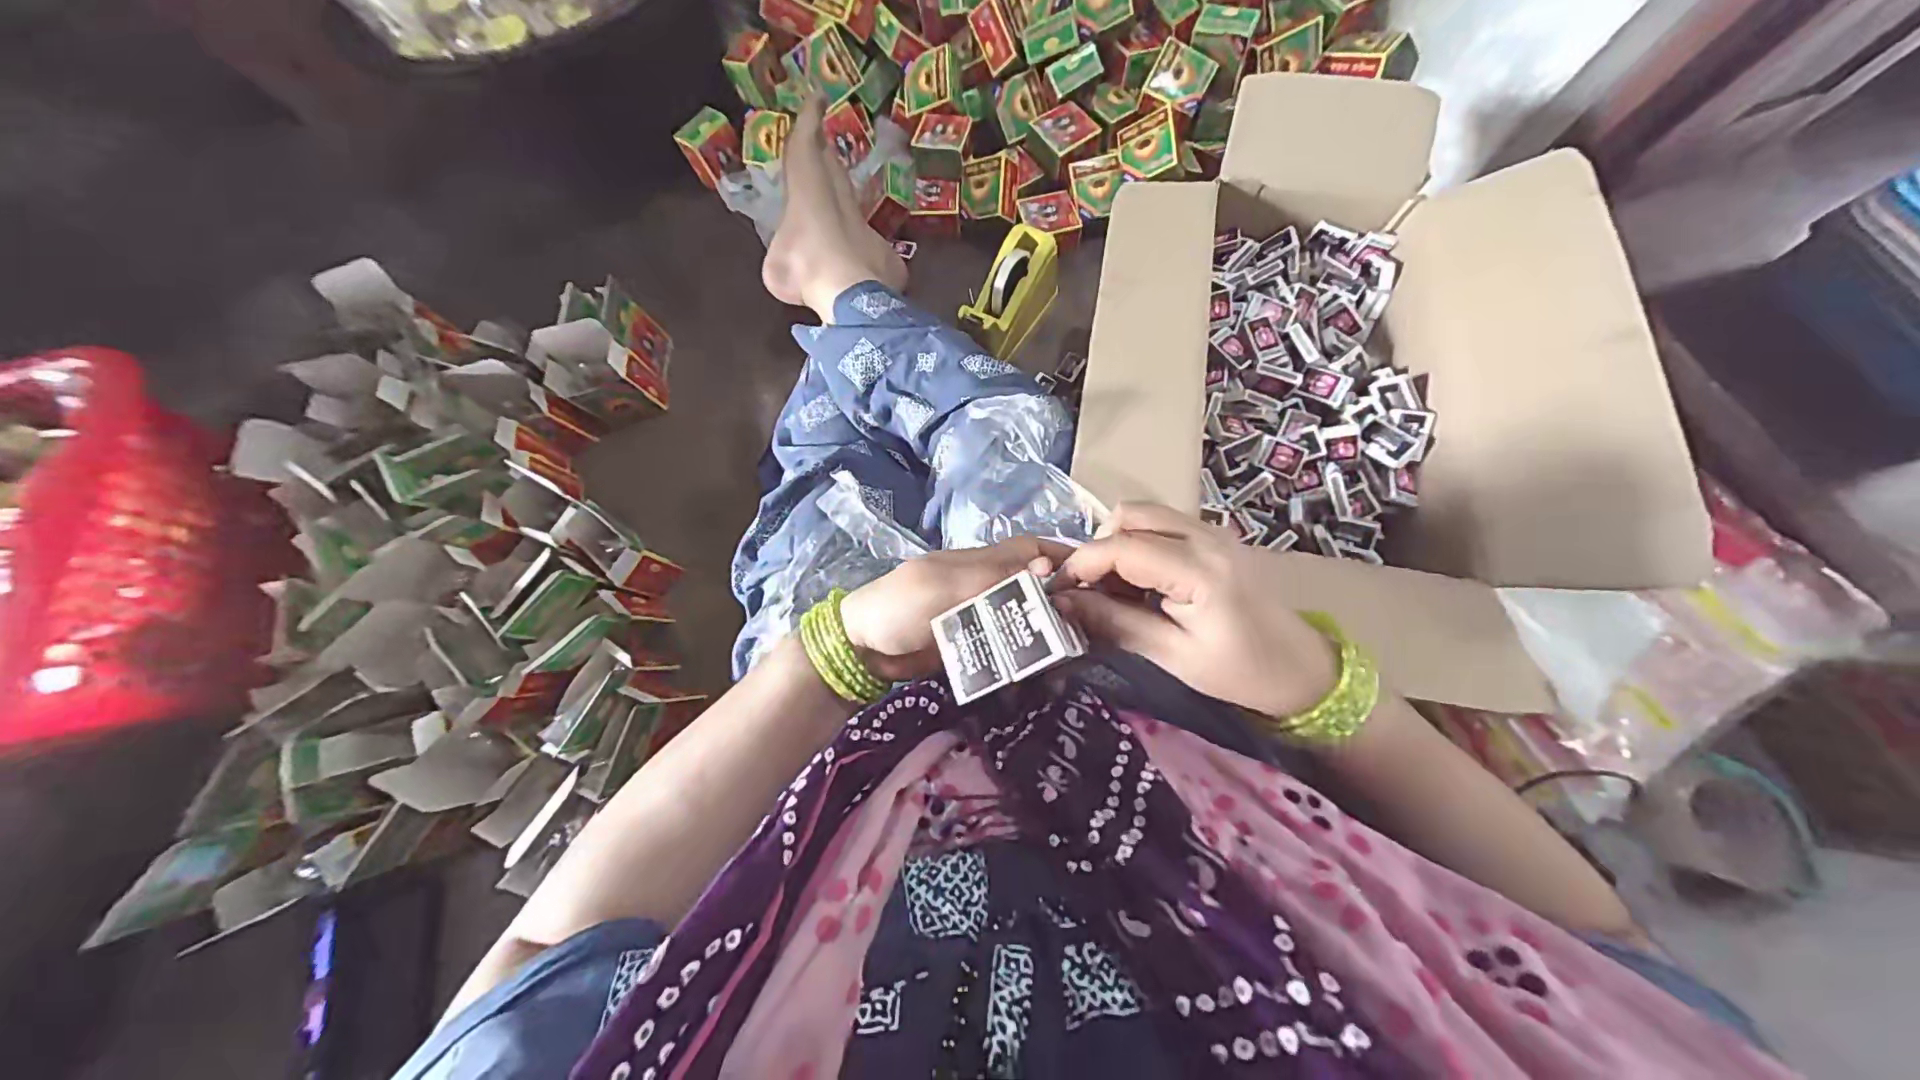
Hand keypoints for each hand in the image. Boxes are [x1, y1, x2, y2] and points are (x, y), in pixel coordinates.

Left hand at [840, 537, 1070, 680]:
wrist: (860, 649)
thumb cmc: (900, 606)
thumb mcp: (945, 586)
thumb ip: (994, 578)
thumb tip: (1047, 568)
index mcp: (978, 561)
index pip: (1029, 550)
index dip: (1060, 555)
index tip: (1095, 574)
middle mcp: (982, 585)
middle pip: (1031, 584)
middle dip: (1060, 597)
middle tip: (1093, 622)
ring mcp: (975, 615)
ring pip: (1021, 615)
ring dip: (1044, 627)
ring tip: (1076, 647)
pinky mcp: (969, 643)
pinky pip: (1003, 642)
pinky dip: (1022, 651)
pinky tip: (1042, 666)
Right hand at [1051, 502, 1337, 718]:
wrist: (1301, 668)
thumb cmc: (1240, 672)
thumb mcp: (1172, 656)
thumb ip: (1115, 623)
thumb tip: (1063, 603)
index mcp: (1200, 571)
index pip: (1122, 547)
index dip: (1081, 564)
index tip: (1059, 591)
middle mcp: (1206, 537)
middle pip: (1129, 515)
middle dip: (1097, 548)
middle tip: (1089, 590)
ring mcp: (1213, 531)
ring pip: (1143, 514)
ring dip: (1116, 543)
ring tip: (1113, 588)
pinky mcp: (1214, 535)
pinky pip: (1161, 524)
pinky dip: (1137, 544)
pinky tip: (1139, 581)